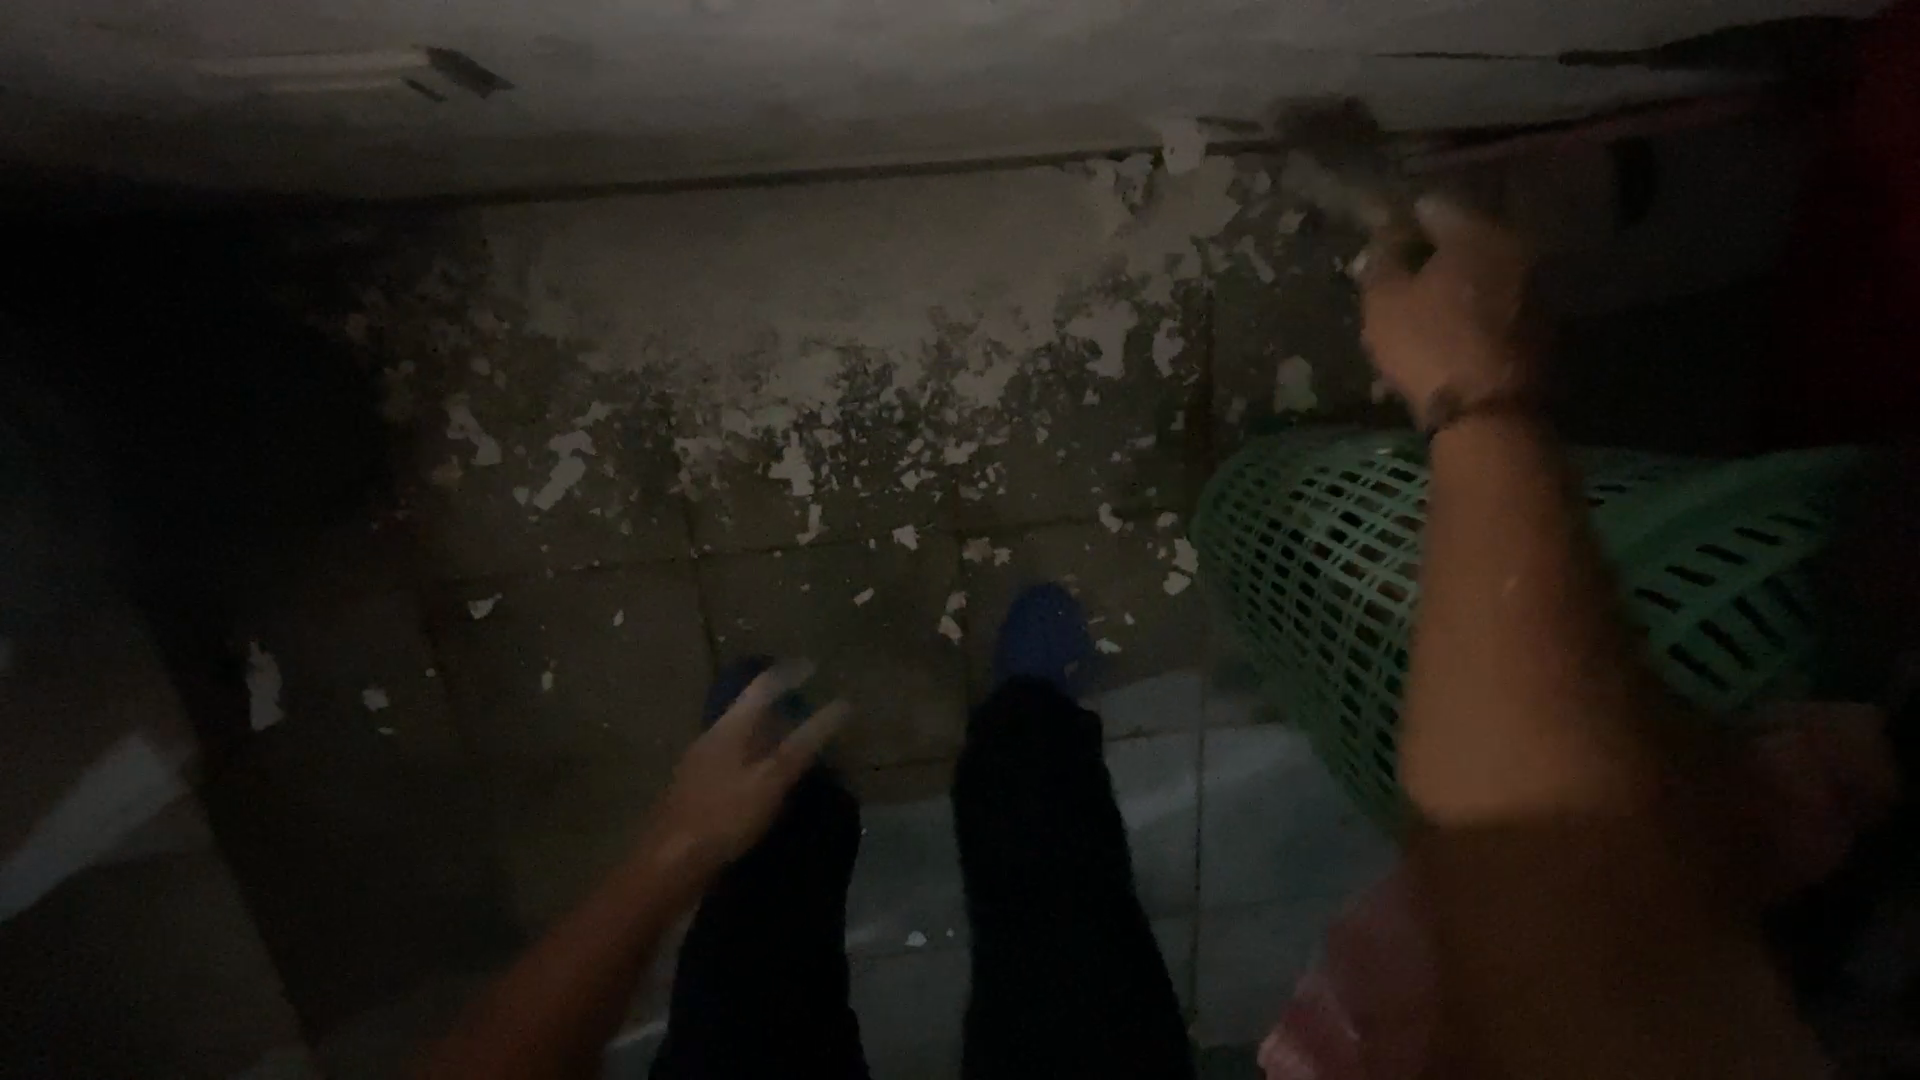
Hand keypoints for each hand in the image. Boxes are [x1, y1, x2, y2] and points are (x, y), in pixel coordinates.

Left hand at [643, 661, 848, 876]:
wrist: (667, 867)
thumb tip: (842, 705)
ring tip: (796, 741)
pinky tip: (769, 778)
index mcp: (730, 728)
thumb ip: (804, 743)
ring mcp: (701, 765)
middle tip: (811, 705)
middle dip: (781, 704)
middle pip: (749, 710)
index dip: (790, 673)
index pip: (764, 686)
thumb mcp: (772, 779)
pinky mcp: (698, 791)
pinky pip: (735, 760)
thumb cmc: (723, 817)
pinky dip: (758, 757)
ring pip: (742, 736)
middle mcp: (712, 737)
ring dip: (769, 732)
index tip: (816, 667)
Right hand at [1359, 197, 1536, 428]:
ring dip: (1458, 281)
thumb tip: (1382, 240)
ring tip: (1428, 303)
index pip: (1434, 207)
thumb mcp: (1383, 303)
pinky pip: (1499, 300)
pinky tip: (1453, 327)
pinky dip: (1476, 306)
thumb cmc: (1426, 344)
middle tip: (1405, 271)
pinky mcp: (1542, 320)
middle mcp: (1515, 245)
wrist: (1488, 405)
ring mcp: (1536, 282)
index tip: (1384, 234)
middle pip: (1467, 237)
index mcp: (1474, 232)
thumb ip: (1381, 264)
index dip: (1404, 219)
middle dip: (1435, 252)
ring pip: (1485, 270)